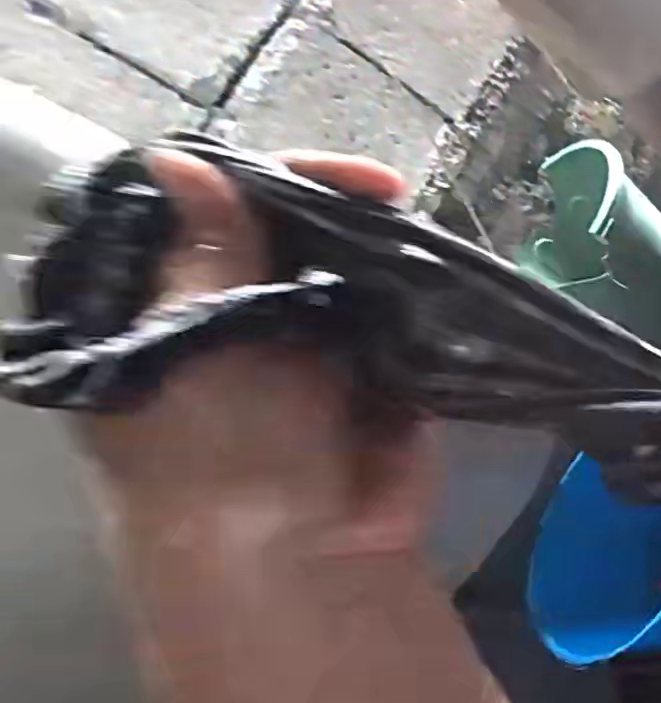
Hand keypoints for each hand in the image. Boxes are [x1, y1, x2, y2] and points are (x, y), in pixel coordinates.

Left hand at [80, 149, 434, 563]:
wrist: (306, 539)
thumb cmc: (216, 449)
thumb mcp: (189, 347)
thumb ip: (204, 262)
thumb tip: (188, 163)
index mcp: (172, 298)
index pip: (211, 209)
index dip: (267, 179)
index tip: (334, 178)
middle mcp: (252, 308)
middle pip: (294, 232)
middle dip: (340, 210)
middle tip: (392, 197)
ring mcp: (329, 338)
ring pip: (357, 269)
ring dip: (388, 251)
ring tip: (423, 233)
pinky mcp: (393, 367)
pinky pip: (408, 316)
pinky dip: (425, 296)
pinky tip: (445, 275)